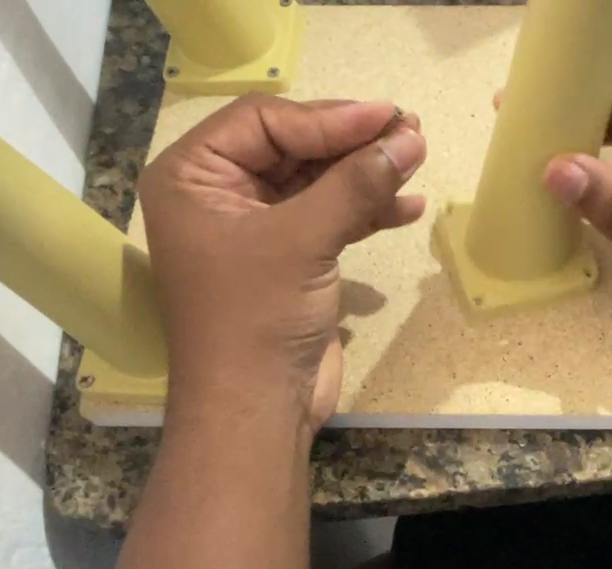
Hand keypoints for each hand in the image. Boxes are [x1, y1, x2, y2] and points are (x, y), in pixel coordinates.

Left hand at [139, 95, 427, 432]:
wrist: (258, 407)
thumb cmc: (258, 316)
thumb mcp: (302, 240)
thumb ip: (355, 185)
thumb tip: (409, 139)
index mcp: (194, 177)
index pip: (266, 124)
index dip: (329, 118)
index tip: (388, 116)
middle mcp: (221, 198)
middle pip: (294, 150)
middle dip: (352, 144)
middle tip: (409, 131)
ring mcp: (258, 234)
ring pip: (317, 187)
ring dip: (366, 178)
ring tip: (417, 160)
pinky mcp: (291, 266)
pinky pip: (330, 224)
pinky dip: (366, 215)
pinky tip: (406, 208)